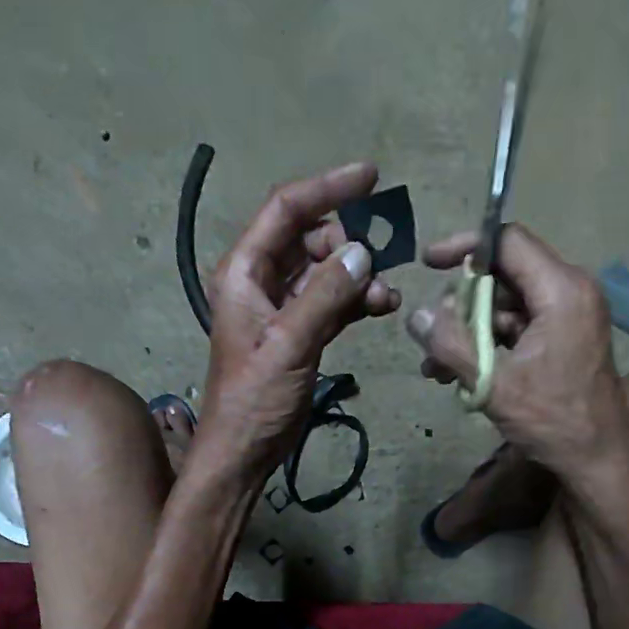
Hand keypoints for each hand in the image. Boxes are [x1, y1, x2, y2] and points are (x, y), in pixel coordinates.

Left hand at [193, 162, 399, 482]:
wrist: (243, 451)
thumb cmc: (254, 399)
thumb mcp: (288, 344)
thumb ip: (324, 295)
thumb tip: (362, 251)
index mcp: (244, 273)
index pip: (286, 210)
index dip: (327, 188)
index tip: (372, 177)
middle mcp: (260, 282)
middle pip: (310, 238)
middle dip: (349, 243)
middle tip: (382, 260)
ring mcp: (280, 308)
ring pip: (325, 271)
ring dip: (357, 275)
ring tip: (384, 297)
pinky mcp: (298, 332)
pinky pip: (331, 301)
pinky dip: (355, 301)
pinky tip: (380, 309)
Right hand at [406, 224, 628, 479]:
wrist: (595, 459)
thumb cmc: (551, 419)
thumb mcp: (492, 384)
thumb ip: (451, 345)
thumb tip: (416, 315)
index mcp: (562, 291)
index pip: (508, 242)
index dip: (464, 247)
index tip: (427, 263)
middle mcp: (568, 293)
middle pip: (501, 277)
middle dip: (459, 305)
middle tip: (430, 337)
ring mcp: (566, 316)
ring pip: (502, 306)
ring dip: (465, 332)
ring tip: (434, 367)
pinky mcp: (560, 339)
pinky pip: (513, 328)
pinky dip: (483, 345)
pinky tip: (453, 374)